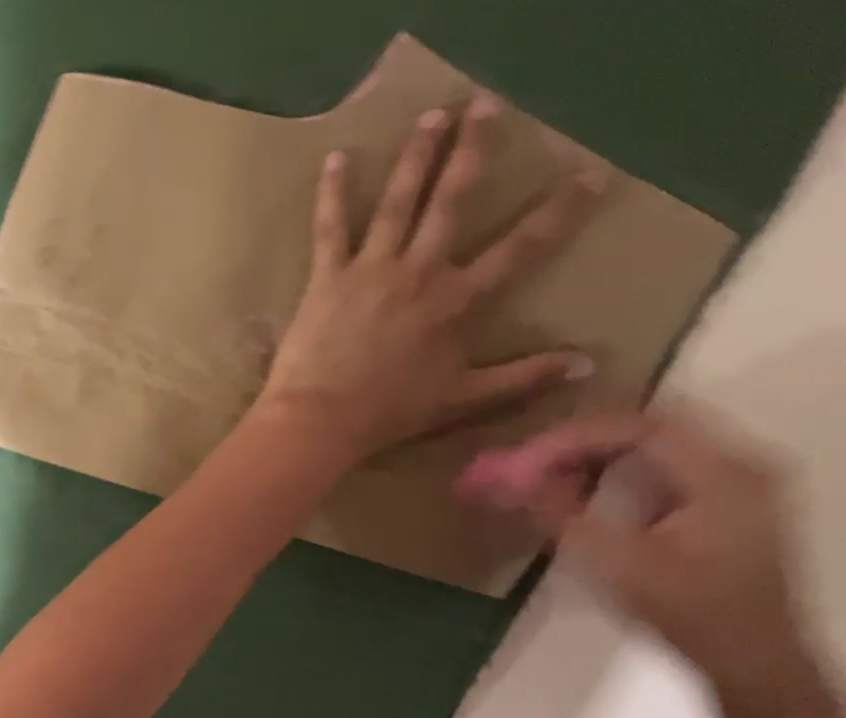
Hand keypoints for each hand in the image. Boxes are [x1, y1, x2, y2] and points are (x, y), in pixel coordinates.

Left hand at [258, 97, 602, 461]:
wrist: (320, 418)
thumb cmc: (389, 412)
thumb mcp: (463, 398)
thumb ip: (522, 376)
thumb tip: (586, 363)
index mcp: (456, 300)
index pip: (521, 247)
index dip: (560, 211)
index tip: (592, 174)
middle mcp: (418, 272)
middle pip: (451, 201)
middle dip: (472, 151)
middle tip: (487, 105)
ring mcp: (370, 269)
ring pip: (398, 202)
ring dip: (415, 156)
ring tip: (432, 115)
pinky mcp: (326, 277)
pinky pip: (330, 227)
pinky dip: (331, 193)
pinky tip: (335, 158)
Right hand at [458, 411, 807, 684]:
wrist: (754, 659)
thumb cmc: (689, 612)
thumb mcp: (615, 563)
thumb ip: (558, 512)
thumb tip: (501, 477)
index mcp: (723, 472)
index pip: (635, 427)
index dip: (567, 439)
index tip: (517, 463)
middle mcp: (740, 462)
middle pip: (642, 426)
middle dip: (575, 442)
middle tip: (523, 465)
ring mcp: (739, 479)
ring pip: (651, 441)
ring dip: (591, 454)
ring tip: (542, 478)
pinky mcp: (728, 497)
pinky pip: (662, 462)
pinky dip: (614, 469)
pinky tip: (581, 492)